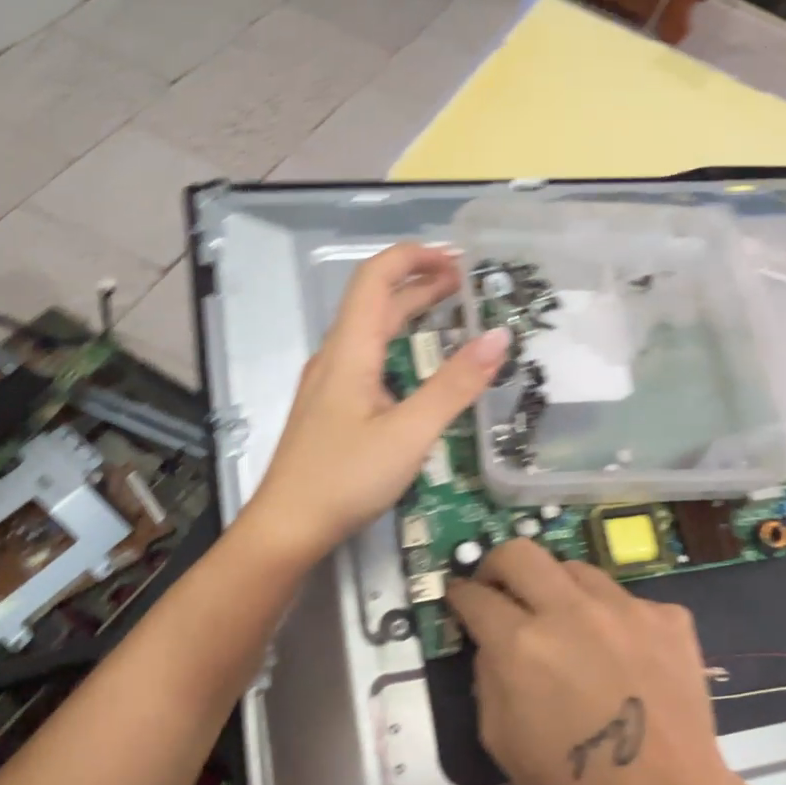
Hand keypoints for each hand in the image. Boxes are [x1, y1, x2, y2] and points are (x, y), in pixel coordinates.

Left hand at [239, 243, 509, 562]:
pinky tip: (419, 371)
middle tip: (467, 285)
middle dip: (420, 284)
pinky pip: (369, 361)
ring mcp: (329, 385)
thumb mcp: (409, 433)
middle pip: (375, 302)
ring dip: (410, 316)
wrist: (287, 527)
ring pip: (371, 333)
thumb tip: (499, 336)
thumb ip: (454, 386)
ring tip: (452, 317)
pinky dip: (400, 349)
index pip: (376, 278)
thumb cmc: (346, 478)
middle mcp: (335, 358)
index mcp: (349, 351)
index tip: (458, 259)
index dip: (414, 257)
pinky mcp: (331, 410)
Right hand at [447, 539, 747, 784]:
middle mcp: (571, 611)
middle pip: (520, 552)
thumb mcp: (501, 740)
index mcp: (521, 644)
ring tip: (565, 623)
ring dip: (557, 588)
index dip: (459, 595)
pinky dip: (611, 618)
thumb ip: (488, 678)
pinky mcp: (668, 617)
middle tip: (500, 590)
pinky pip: (626, 600)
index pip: (475, 595)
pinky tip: (620, 653)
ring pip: (577, 570)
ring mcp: (626, 608)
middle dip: (497, 566)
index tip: (460, 598)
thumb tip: (493, 643)